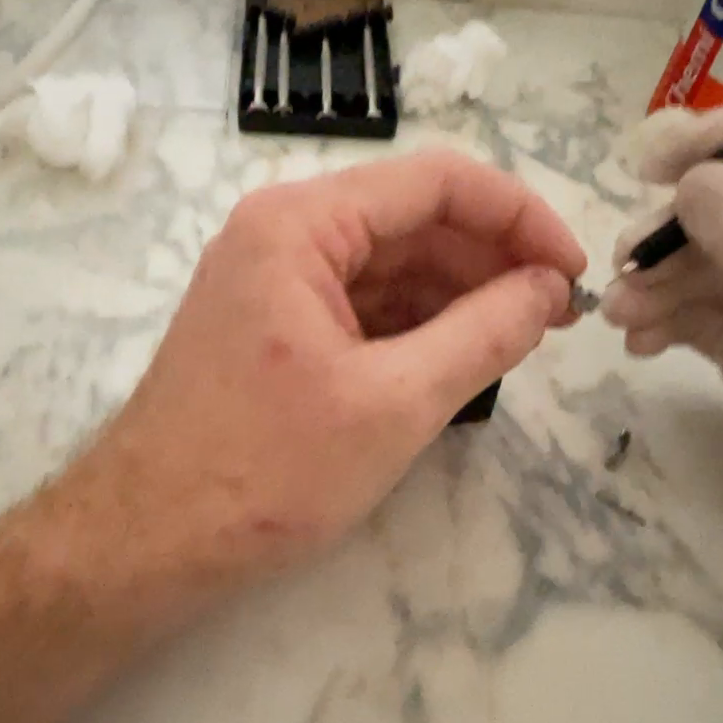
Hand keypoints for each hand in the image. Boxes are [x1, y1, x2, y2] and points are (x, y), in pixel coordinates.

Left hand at [45, 149, 584, 613]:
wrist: (149, 539)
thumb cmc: (267, 471)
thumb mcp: (395, 403)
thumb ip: (484, 334)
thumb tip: (549, 290)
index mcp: (301, 225)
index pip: (436, 183)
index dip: (519, 218)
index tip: (573, 273)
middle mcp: (281, 235)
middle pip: (411, 221)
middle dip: (490, 262)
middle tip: (555, 318)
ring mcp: (271, 282)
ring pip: (388, 267)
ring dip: (457, 297)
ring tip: (518, 341)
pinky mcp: (271, 329)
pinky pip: (359, 307)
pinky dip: (414, 327)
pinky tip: (457, 357)